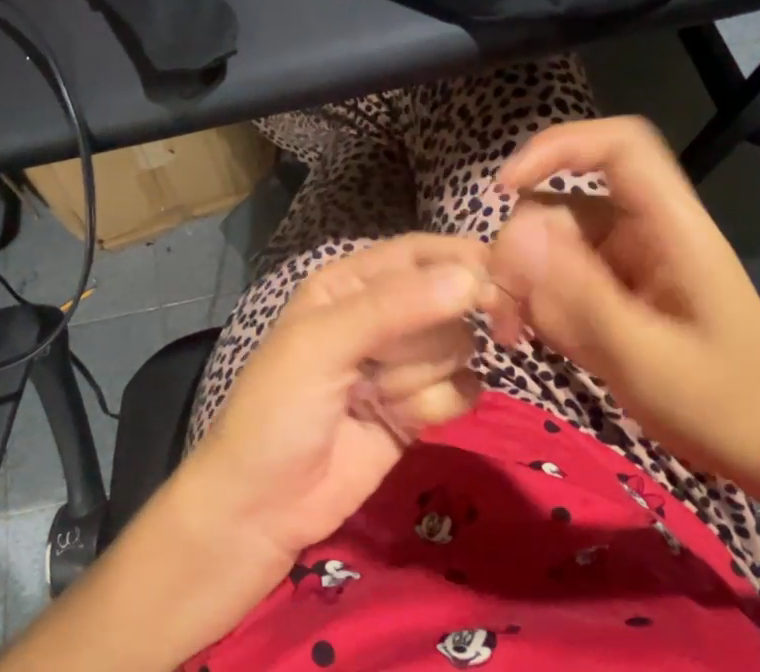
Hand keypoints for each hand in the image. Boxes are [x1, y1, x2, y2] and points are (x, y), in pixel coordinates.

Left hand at [180, 235, 514, 565]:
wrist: (265, 505)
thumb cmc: (278, 410)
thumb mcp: (321, 345)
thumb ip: (393, 308)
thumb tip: (470, 278)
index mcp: (348, 283)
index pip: (420, 253)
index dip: (461, 262)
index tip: (494, 288)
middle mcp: (380, 315)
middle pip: (449, 301)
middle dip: (426, 338)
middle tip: (385, 365)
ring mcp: (402, 363)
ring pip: (458, 348)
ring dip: (422, 377)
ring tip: (375, 397)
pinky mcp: (420, 407)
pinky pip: (463, 390)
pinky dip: (437, 406)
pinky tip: (399, 421)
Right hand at [487, 117, 759, 494]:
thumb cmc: (721, 406)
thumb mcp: (644, 358)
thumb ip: (577, 296)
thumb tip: (512, 235)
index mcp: (673, 228)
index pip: (618, 146)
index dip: (556, 147)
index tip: (503, 189)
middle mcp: (646, 232)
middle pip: (564, 202)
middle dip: (522, 246)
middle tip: (501, 308)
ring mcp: (628, 263)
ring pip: (551, 241)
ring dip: (523, 280)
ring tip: (514, 333)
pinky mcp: (616, 291)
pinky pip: (559, 276)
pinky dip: (536, 300)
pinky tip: (531, 338)